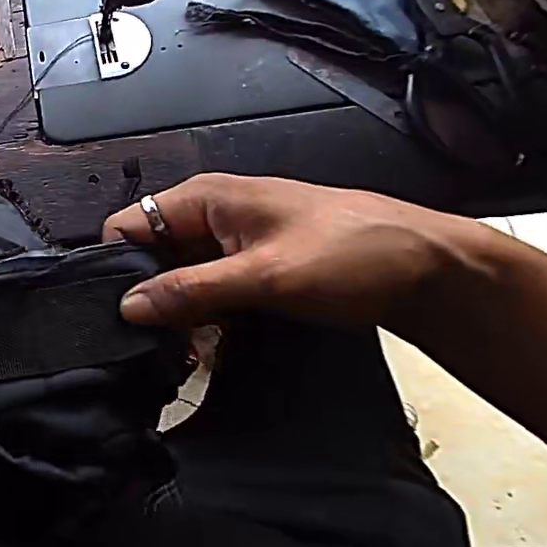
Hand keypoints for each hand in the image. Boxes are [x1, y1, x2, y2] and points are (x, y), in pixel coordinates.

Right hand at [101, 174, 499, 331]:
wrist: (430, 273)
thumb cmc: (354, 254)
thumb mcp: (263, 276)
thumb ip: (189, 290)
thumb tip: (128, 306)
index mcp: (204, 198)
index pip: (127, 226)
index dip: (117, 267)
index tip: (123, 311)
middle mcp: (209, 215)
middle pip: (149, 256)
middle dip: (149, 297)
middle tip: (159, 340)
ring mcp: (229, 242)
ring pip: (175, 278)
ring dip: (177, 313)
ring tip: (188, 348)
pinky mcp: (247, 267)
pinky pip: (204, 291)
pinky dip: (202, 317)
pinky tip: (210, 343)